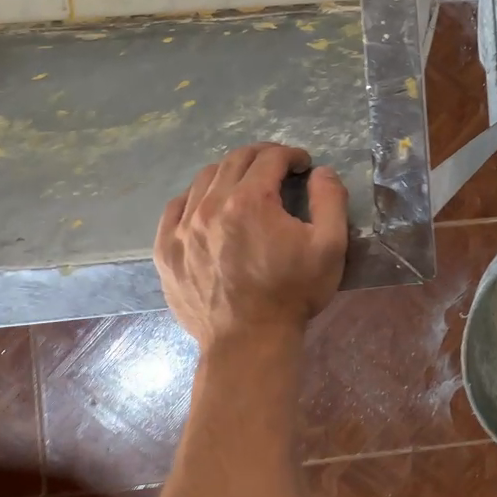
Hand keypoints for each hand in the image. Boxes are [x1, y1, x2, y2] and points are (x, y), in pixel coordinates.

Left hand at [155, 143, 349, 347]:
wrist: (248, 341)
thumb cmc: (294, 292)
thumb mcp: (330, 245)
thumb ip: (330, 199)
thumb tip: (320, 172)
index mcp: (251, 201)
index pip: (270, 158)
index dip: (292, 155)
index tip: (304, 166)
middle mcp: (211, 206)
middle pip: (235, 160)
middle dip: (263, 156)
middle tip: (280, 168)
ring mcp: (182, 228)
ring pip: (204, 179)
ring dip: (231, 172)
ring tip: (248, 185)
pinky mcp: (166, 250)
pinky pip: (175, 207)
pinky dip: (197, 196)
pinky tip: (211, 207)